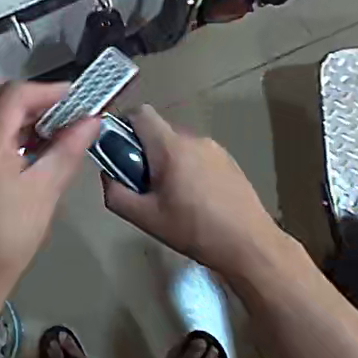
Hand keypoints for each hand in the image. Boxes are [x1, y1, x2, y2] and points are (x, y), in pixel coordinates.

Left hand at [0, 80, 99, 329]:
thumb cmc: (9, 236)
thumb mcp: (45, 190)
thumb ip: (68, 148)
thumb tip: (93, 120)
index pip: (16, 93)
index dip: (50, 90)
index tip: (79, 99)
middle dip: (30, 95)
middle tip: (61, 112)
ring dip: (16, 109)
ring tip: (49, 129)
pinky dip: (3, 125)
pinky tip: (27, 147)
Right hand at [100, 105, 289, 281]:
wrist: (249, 244)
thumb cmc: (194, 230)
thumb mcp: (145, 218)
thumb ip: (116, 193)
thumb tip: (108, 175)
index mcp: (170, 147)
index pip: (140, 113)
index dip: (124, 126)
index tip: (120, 153)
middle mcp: (193, 138)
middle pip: (158, 131)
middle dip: (145, 152)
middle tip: (146, 185)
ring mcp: (214, 147)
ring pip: (178, 144)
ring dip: (168, 161)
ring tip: (173, 197)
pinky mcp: (229, 160)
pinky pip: (198, 154)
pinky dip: (189, 168)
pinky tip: (196, 199)